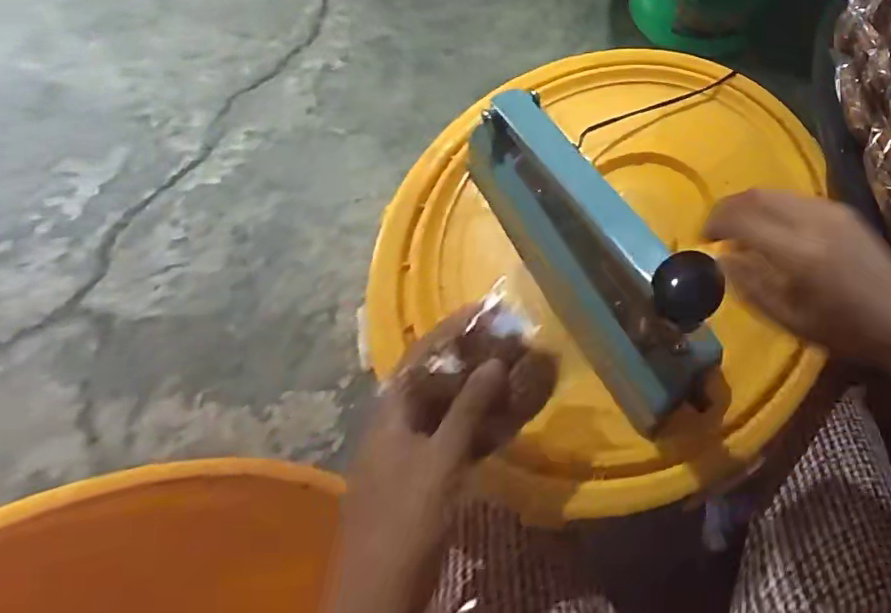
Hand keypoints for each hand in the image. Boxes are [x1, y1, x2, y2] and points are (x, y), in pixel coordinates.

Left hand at [326, 304, 557, 612]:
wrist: (377, 594)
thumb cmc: (404, 520)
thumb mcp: (441, 461)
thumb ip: (467, 410)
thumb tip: (494, 361)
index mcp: (389, 418)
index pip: (417, 357)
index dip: (448, 329)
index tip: (485, 307)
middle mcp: (395, 428)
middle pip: (432, 378)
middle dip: (468, 354)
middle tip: (508, 336)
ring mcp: (407, 453)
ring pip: (445, 405)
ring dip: (477, 385)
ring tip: (514, 367)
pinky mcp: (422, 475)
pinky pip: (453, 432)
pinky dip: (478, 418)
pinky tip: (505, 416)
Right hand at [705, 190, 890, 365]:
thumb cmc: (845, 329)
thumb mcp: (791, 319)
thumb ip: (752, 285)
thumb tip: (722, 258)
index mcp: (799, 251)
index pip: (744, 219)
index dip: (716, 222)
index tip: (703, 237)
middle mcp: (814, 220)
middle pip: (759, 195)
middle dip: (730, 207)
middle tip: (715, 228)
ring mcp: (832, 209)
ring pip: (778, 192)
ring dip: (753, 205)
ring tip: (741, 229)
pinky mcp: (843, 209)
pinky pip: (799, 199)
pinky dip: (777, 207)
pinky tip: (774, 230)